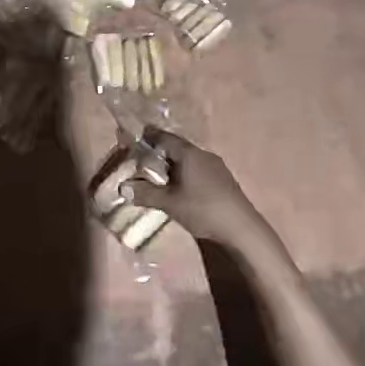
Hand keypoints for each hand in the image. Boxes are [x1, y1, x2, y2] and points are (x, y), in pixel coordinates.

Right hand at [121, 131, 270, 247]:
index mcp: (188, 153)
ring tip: (160, 177)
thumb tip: (122, 187)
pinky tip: (182, 188)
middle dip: (159, 153)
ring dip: (174, 165)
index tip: (135, 139)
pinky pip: (199, 168)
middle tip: (143, 161)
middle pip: (176, 147)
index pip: (163, 137)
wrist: (242, 228)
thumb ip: (145, 193)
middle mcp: (203, 154)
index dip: (148, 137)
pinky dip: (186, 173)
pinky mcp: (224, 179)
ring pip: (188, 159)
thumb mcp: (170, 203)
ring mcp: (216, 166)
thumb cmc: (203, 209)